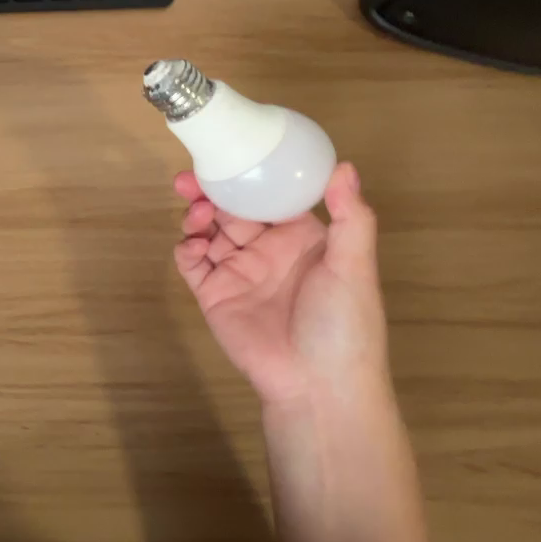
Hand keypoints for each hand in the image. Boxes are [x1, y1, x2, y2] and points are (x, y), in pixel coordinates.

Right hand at [172, 162, 387, 409]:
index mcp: (301, 240)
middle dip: (209, 192)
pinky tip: (193, 246)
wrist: (315, 382)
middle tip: (187, 180)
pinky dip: (186, 249)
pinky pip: (191, 263)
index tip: (231, 159)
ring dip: (196, 218)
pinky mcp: (212, 293)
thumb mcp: (355, 268)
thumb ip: (351, 218)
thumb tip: (344, 166)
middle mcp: (265, 251)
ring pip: (207, 232)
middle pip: (230, 211)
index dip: (249, 178)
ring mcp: (236, 271)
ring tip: (197, 216)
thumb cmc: (343, 323)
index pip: (269, 199)